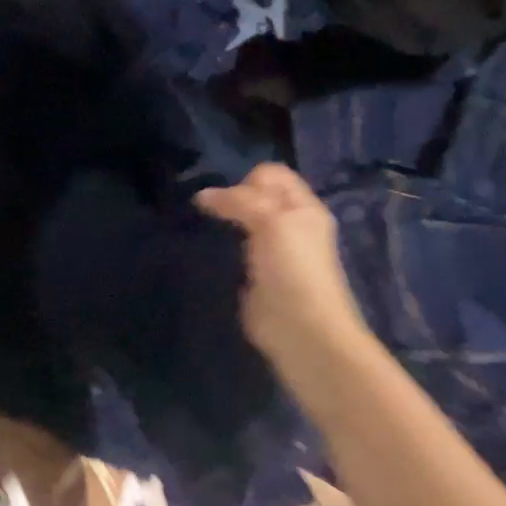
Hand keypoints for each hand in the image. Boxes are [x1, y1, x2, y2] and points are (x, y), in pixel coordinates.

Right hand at [194, 163, 370, 361]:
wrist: (301, 330)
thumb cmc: (294, 269)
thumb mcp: (271, 221)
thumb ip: (238, 200)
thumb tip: (202, 196)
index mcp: (303, 208)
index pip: (272, 174)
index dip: (248, 179)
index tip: (231, 199)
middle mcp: (289, 224)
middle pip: (253, 196)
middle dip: (229, 198)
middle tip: (210, 212)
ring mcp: (270, 250)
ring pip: (240, 221)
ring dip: (221, 222)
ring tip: (202, 226)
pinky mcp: (252, 272)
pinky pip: (230, 247)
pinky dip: (218, 245)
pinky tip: (205, 248)